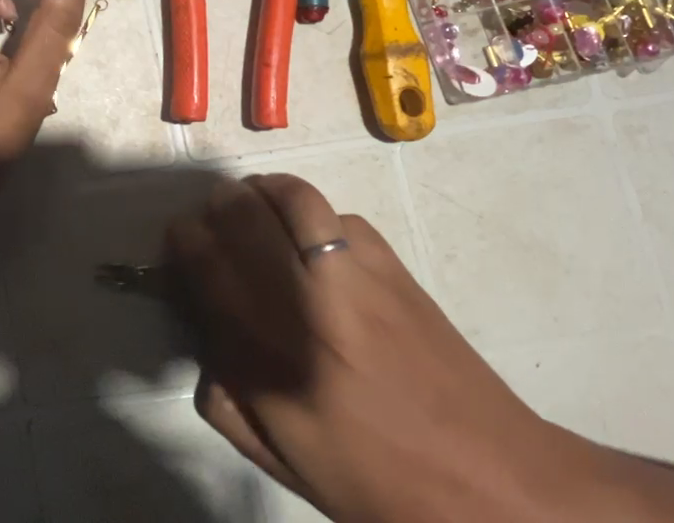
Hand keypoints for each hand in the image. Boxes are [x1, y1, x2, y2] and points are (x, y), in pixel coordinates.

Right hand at [166, 175, 590, 522]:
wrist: (494, 481)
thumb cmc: (379, 482)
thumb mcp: (284, 460)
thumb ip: (227, 399)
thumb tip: (204, 338)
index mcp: (274, 359)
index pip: (209, 268)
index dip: (185, 242)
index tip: (179, 238)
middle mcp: (309, 304)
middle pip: (242, 219)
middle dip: (215, 207)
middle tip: (210, 215)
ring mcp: (356, 277)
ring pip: (292, 198)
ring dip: (261, 191)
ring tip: (252, 200)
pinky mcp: (395, 268)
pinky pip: (339, 215)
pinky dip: (310, 211)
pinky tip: (309, 233)